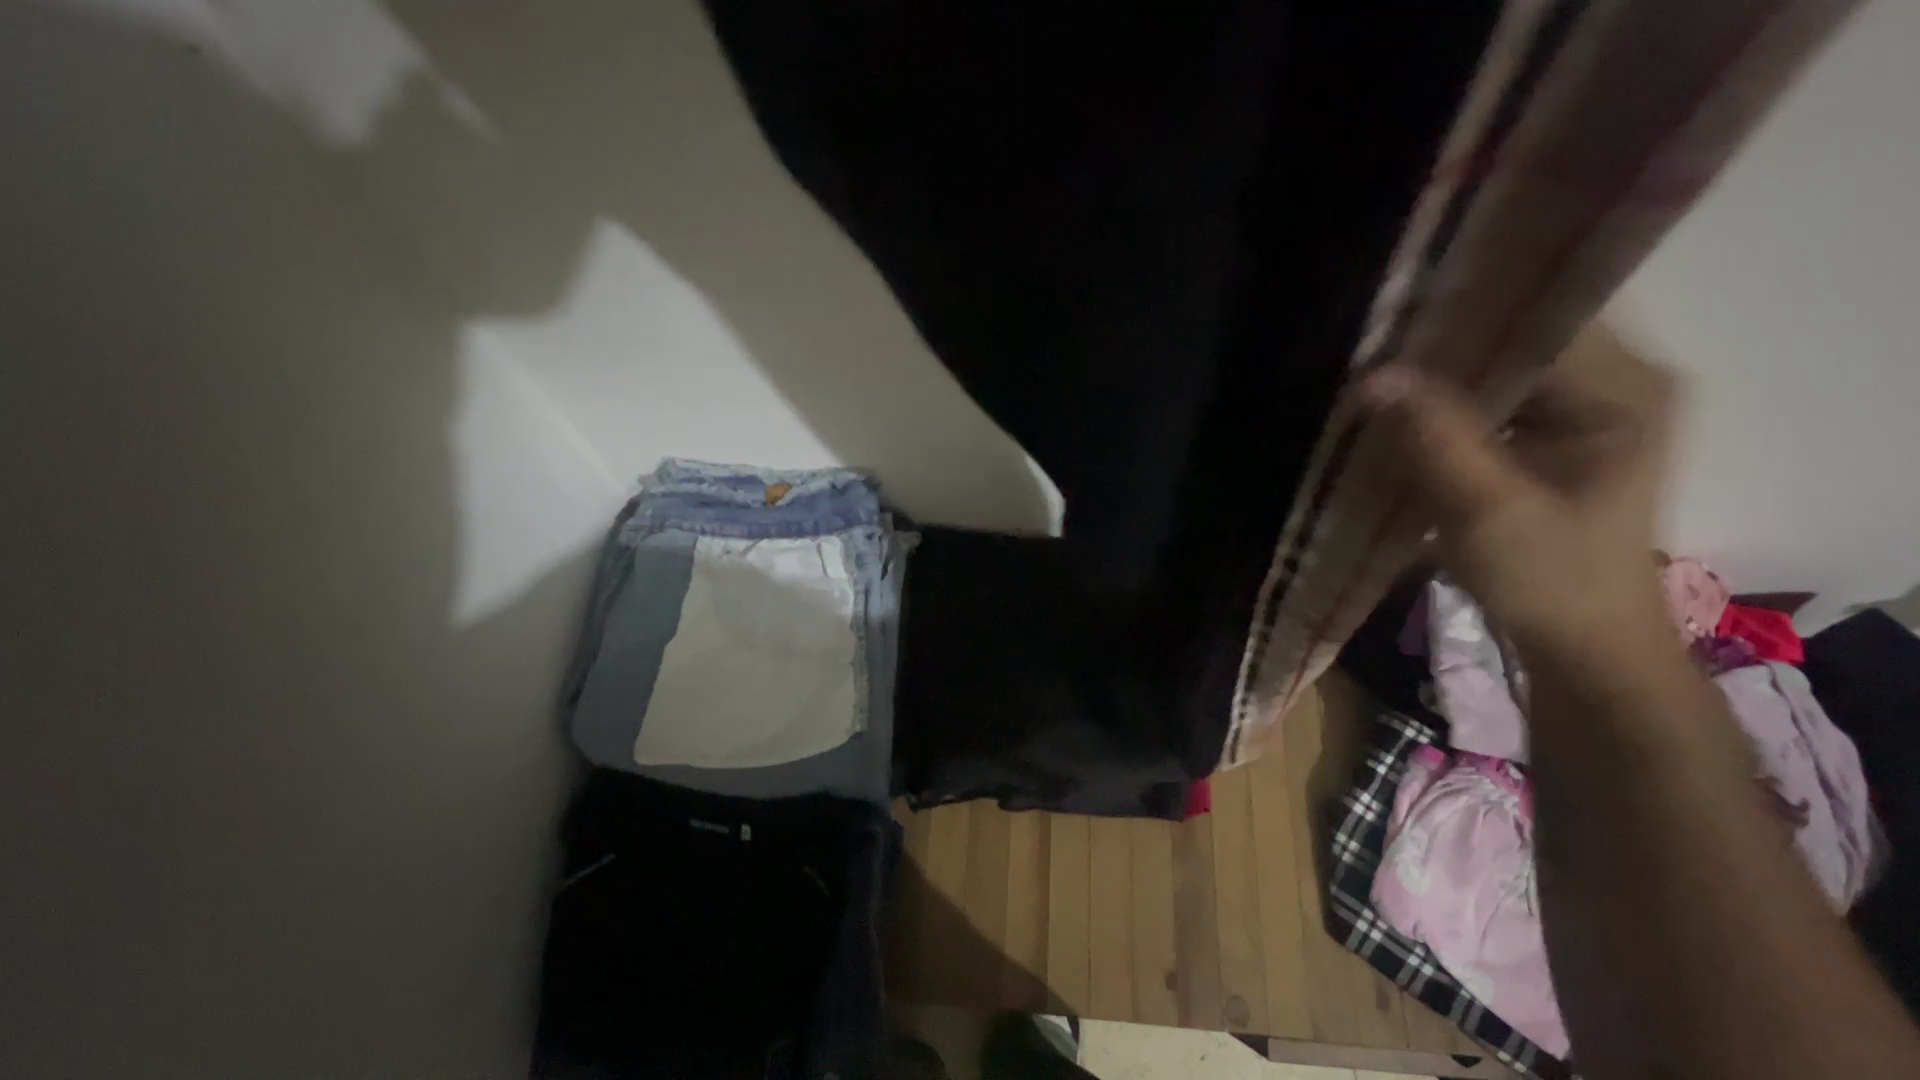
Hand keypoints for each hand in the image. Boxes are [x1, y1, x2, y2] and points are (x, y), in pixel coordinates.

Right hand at [1358, 326, 1678, 654]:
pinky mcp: (1556, 435)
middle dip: (1446, 341)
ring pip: (1502, 365)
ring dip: (1442, 371)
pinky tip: (1402, 406)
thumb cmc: (1554, 583)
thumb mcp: (1489, 510)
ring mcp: (1586, 408)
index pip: (1542, 315)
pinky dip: (1449, 401)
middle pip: (1521, 333)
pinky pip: (1495, 396)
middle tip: (1372, 341)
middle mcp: (1616, 382)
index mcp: (1626, 389)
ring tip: (1376, 366)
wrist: (1585, 650)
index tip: (1395, 315)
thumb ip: (1436, 437)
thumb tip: (1373, 376)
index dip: (1468, 311)